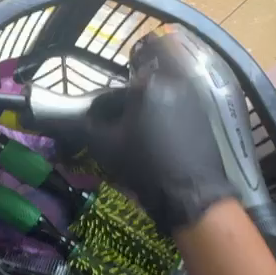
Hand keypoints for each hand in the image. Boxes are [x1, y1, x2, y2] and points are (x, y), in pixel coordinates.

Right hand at [82, 32, 235, 233]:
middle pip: (137, 91)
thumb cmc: (143, 165)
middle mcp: (173, 82)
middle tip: (116, 132)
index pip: (111, 92)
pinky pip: (174, 110)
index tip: (96, 129)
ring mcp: (193, 98)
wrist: (189, 193)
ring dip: (143, 114)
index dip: (99, 112)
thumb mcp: (103, 145)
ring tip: (135, 139)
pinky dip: (161, 121)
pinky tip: (156, 143)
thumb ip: (84, 124)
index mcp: (147, 84)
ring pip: (157, 100)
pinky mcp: (204, 115)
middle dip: (124, 109)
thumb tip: (71, 116)